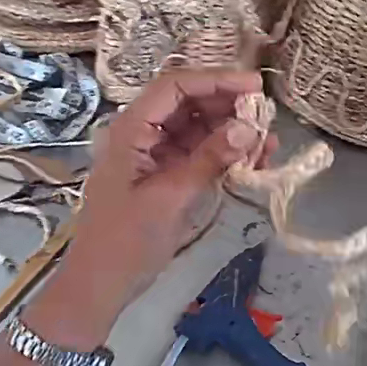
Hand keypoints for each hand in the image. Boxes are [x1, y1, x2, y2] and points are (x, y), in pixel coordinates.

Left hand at [39, 70, 271, 347]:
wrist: (100, 284)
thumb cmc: (126, 240)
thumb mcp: (171, 197)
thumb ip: (209, 159)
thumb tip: (248, 127)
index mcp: (132, 129)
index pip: (176, 86)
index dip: (216, 80)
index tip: (255, 87)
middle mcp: (142, 134)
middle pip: (188, 103)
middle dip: (228, 105)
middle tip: (266, 117)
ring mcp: (153, 154)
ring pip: (197, 127)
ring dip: (231, 130)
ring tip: (266, 141)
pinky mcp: (164, 175)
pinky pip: (198, 153)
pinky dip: (224, 153)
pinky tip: (252, 159)